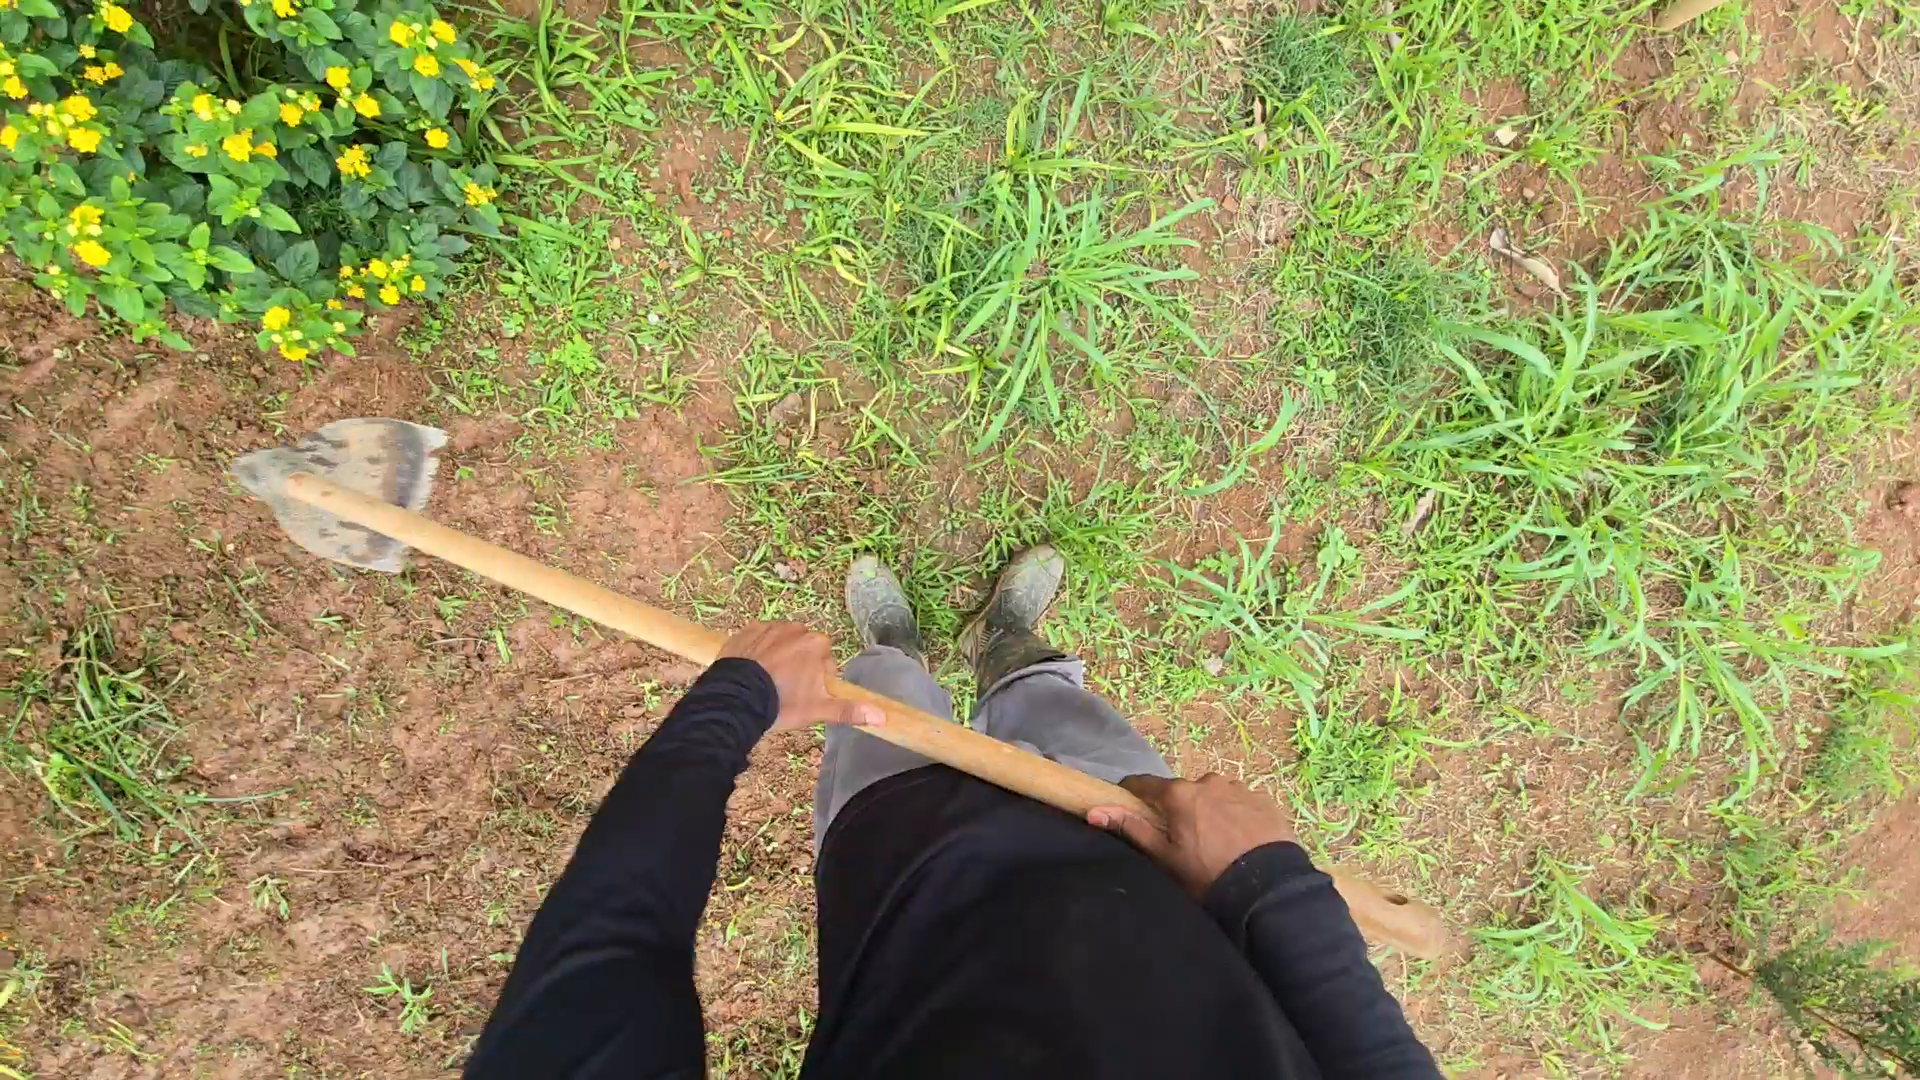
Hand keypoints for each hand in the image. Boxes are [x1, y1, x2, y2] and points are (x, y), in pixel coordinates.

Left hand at [716, 622, 882, 732]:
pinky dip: (757, 650)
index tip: (805, 692)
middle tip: (785, 688)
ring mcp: (769, 627)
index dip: (817, 676)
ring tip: (766, 680)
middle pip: (803, 647)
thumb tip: (883, 717)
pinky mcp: (746, 630)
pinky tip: (751, 670)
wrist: (735, 700)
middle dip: (798, 663)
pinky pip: (758, 638)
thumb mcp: (818, 710)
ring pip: (781, 641)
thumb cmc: (782, 704)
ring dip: (778, 655)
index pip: (825, 658)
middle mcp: (796, 628)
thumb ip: (849, 710)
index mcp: (817, 644)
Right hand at [1087, 773, 1295, 897]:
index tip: (1130, 809)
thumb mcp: (1165, 858)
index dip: (1132, 795)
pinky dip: (1235, 816)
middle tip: (1183, 841)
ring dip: (1208, 811)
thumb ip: (1131, 828)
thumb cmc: (1209, 875)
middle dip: (1177, 809)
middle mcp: (1207, 780)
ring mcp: (1238, 788)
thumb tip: (1094, 810)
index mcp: (1178, 793)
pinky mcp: (1263, 800)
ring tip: (1216, 843)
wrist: (1270, 891)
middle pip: (1181, 792)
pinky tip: (1240, 841)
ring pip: (1212, 795)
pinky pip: (1240, 803)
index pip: (1143, 784)